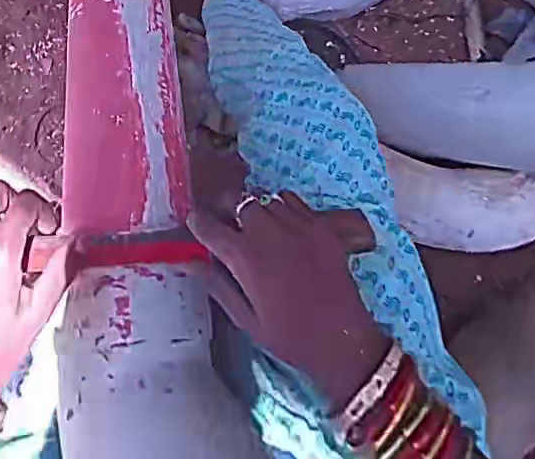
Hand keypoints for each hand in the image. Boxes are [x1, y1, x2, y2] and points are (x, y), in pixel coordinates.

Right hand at [187, 192, 388, 411]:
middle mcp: (267, 231)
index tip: (193, 219)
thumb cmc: (290, 336)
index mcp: (245, 257)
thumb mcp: (247, 320)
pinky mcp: (318, 222)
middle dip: (224, 206)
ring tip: (253, 223)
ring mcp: (295, 223)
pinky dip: (280, 205)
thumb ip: (218, 285)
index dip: (198, 221)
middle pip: (236, 201)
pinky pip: (290, 199)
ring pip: (263, 198)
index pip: (211, 227)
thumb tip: (192, 262)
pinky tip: (281, 222)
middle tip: (223, 219)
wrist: (342, 337)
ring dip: (253, 207)